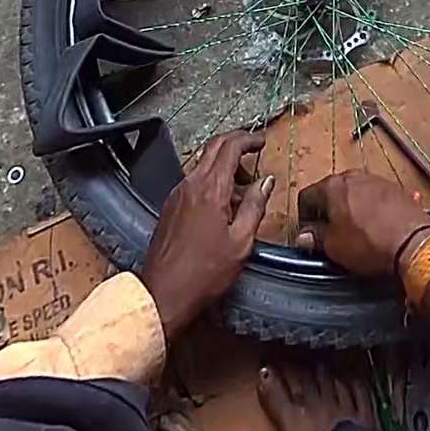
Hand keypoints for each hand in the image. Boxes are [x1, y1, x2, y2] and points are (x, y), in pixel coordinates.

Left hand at [139, 131, 273, 340]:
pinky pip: (194, 179)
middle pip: (214, 146)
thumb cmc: (204, 273)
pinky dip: (212, 179)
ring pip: (204, 163)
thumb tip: (266, 182)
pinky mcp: (172, 203)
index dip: (248, 138)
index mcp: (210, 188)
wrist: (163, 291)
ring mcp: (178, 192)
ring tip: (243, 187)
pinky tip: (223, 203)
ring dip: (225, 164)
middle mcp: (191, 183)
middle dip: (236, 142)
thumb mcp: (241, 243)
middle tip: (254, 149)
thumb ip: (255, 206)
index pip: (230, 147)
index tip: (261, 140)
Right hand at [294, 171, 429, 277]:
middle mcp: (351, 176)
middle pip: (332, 191)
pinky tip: (380, 225)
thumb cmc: (369, 242)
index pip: (307, 196)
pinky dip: (375, 210)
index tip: (311, 233)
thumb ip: (316, 237)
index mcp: (331, 186)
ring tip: (359, 231)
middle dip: (330, 210)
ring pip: (356, 192)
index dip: (305, 216)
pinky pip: (378, 198)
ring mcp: (375, 180)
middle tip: (333, 233)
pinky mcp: (396, 189)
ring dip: (353, 208)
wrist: (414, 242)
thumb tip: (304, 236)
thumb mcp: (335, 247)